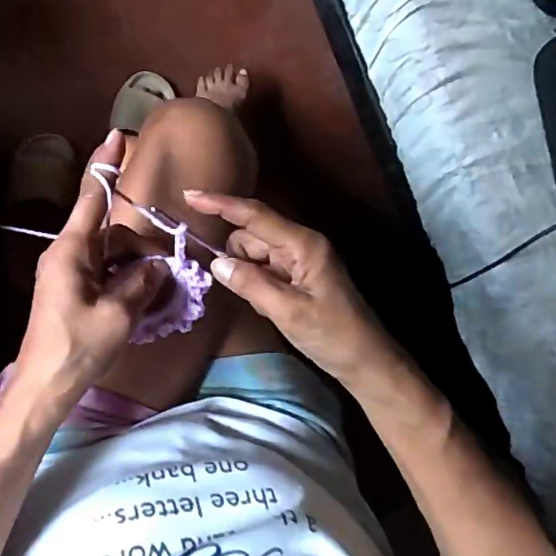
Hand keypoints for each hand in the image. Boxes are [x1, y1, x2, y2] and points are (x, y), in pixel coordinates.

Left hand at [9, 131, 168, 407]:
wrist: (44, 385)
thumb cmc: (77, 347)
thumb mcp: (118, 315)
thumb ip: (142, 282)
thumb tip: (157, 266)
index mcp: (71, 250)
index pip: (92, 198)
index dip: (106, 167)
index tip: (117, 136)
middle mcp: (66, 254)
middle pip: (112, 233)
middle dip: (142, 247)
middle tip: (168, 274)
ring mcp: (67, 272)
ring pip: (111, 255)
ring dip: (136, 269)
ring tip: (157, 296)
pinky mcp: (71, 290)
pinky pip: (104, 273)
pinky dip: (125, 281)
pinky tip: (142, 302)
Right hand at [182, 190, 404, 386]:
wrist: (365, 361)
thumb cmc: (332, 335)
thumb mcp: (287, 311)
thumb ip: (249, 284)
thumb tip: (217, 262)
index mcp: (303, 244)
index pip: (254, 215)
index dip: (220, 204)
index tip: (189, 194)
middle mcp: (300, 243)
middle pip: (249, 234)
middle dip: (235, 257)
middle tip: (246, 292)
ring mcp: (299, 258)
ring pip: (252, 252)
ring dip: (246, 274)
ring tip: (264, 304)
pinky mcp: (296, 273)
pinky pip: (262, 268)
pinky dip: (256, 283)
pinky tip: (269, 305)